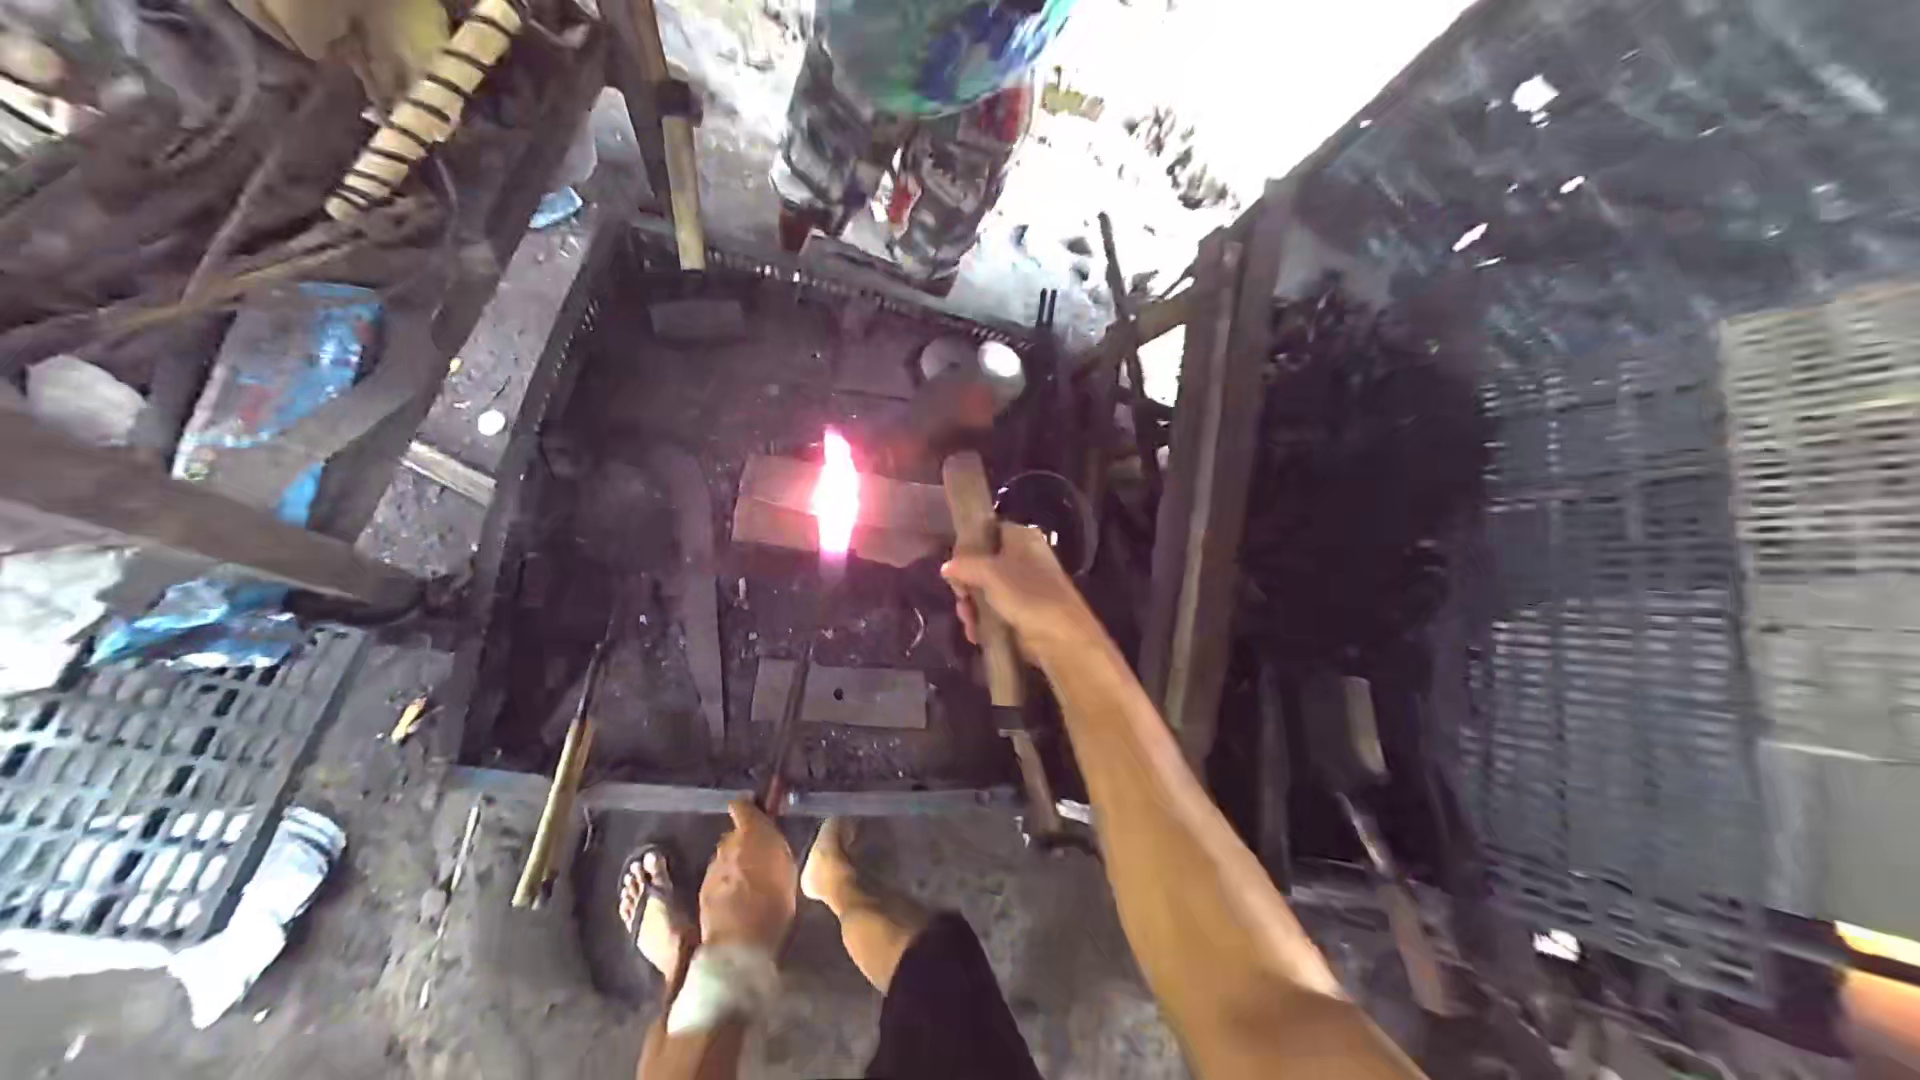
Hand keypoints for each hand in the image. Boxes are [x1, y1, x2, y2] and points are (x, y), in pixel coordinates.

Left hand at [698, 800, 796, 951]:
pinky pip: (718, 879)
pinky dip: (726, 884)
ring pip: (725, 858)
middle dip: (745, 843)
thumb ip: (775, 845)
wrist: (740, 941)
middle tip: (760, 858)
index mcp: (752, 832)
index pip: (742, 805)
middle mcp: (727, 844)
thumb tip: (770, 835)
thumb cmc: (775, 900)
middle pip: (734, 836)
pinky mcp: (703, 891)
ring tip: (750, 884)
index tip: (757, 813)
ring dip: (735, 865)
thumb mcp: (788, 866)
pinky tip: (738, 900)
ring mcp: (712, 868)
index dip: (748, 808)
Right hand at [941, 522, 1106, 665]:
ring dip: (972, 607)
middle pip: (983, 564)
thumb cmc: (1027, 595)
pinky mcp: (1024, 613)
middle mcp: (1024, 558)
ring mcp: (1025, 587)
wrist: (1061, 637)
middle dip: (967, 584)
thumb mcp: (990, 574)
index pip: (988, 531)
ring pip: (986, 591)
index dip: (968, 546)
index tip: (954, 565)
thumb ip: (965, 566)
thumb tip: (946, 567)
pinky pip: (996, 611)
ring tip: (969, 622)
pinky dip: (984, 622)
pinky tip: (976, 633)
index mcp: (1022, 538)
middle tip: (961, 598)